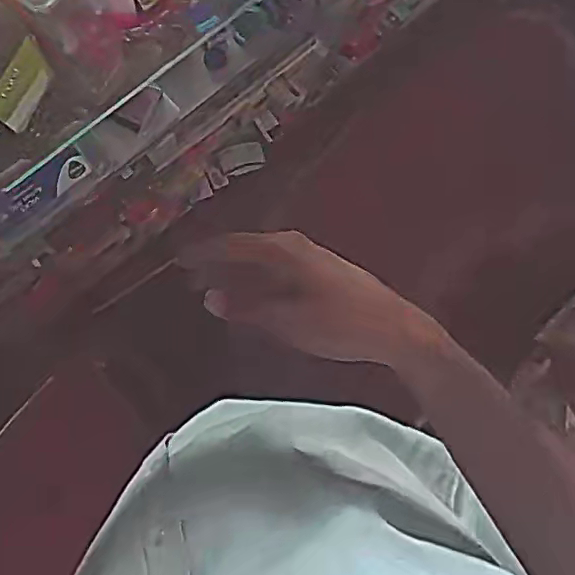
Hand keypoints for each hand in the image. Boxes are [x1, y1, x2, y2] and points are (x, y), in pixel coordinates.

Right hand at [177, 231, 446, 368]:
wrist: (395, 328)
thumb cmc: (340, 323)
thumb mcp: (288, 321)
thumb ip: (248, 309)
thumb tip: (210, 298)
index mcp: (284, 250)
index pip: (234, 245)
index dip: (205, 253)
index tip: (179, 260)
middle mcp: (293, 246)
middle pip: (245, 250)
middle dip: (217, 264)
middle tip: (189, 278)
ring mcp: (307, 258)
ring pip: (260, 262)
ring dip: (236, 274)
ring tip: (211, 289)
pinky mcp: (318, 273)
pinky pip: (275, 272)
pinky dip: (256, 282)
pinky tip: (248, 298)